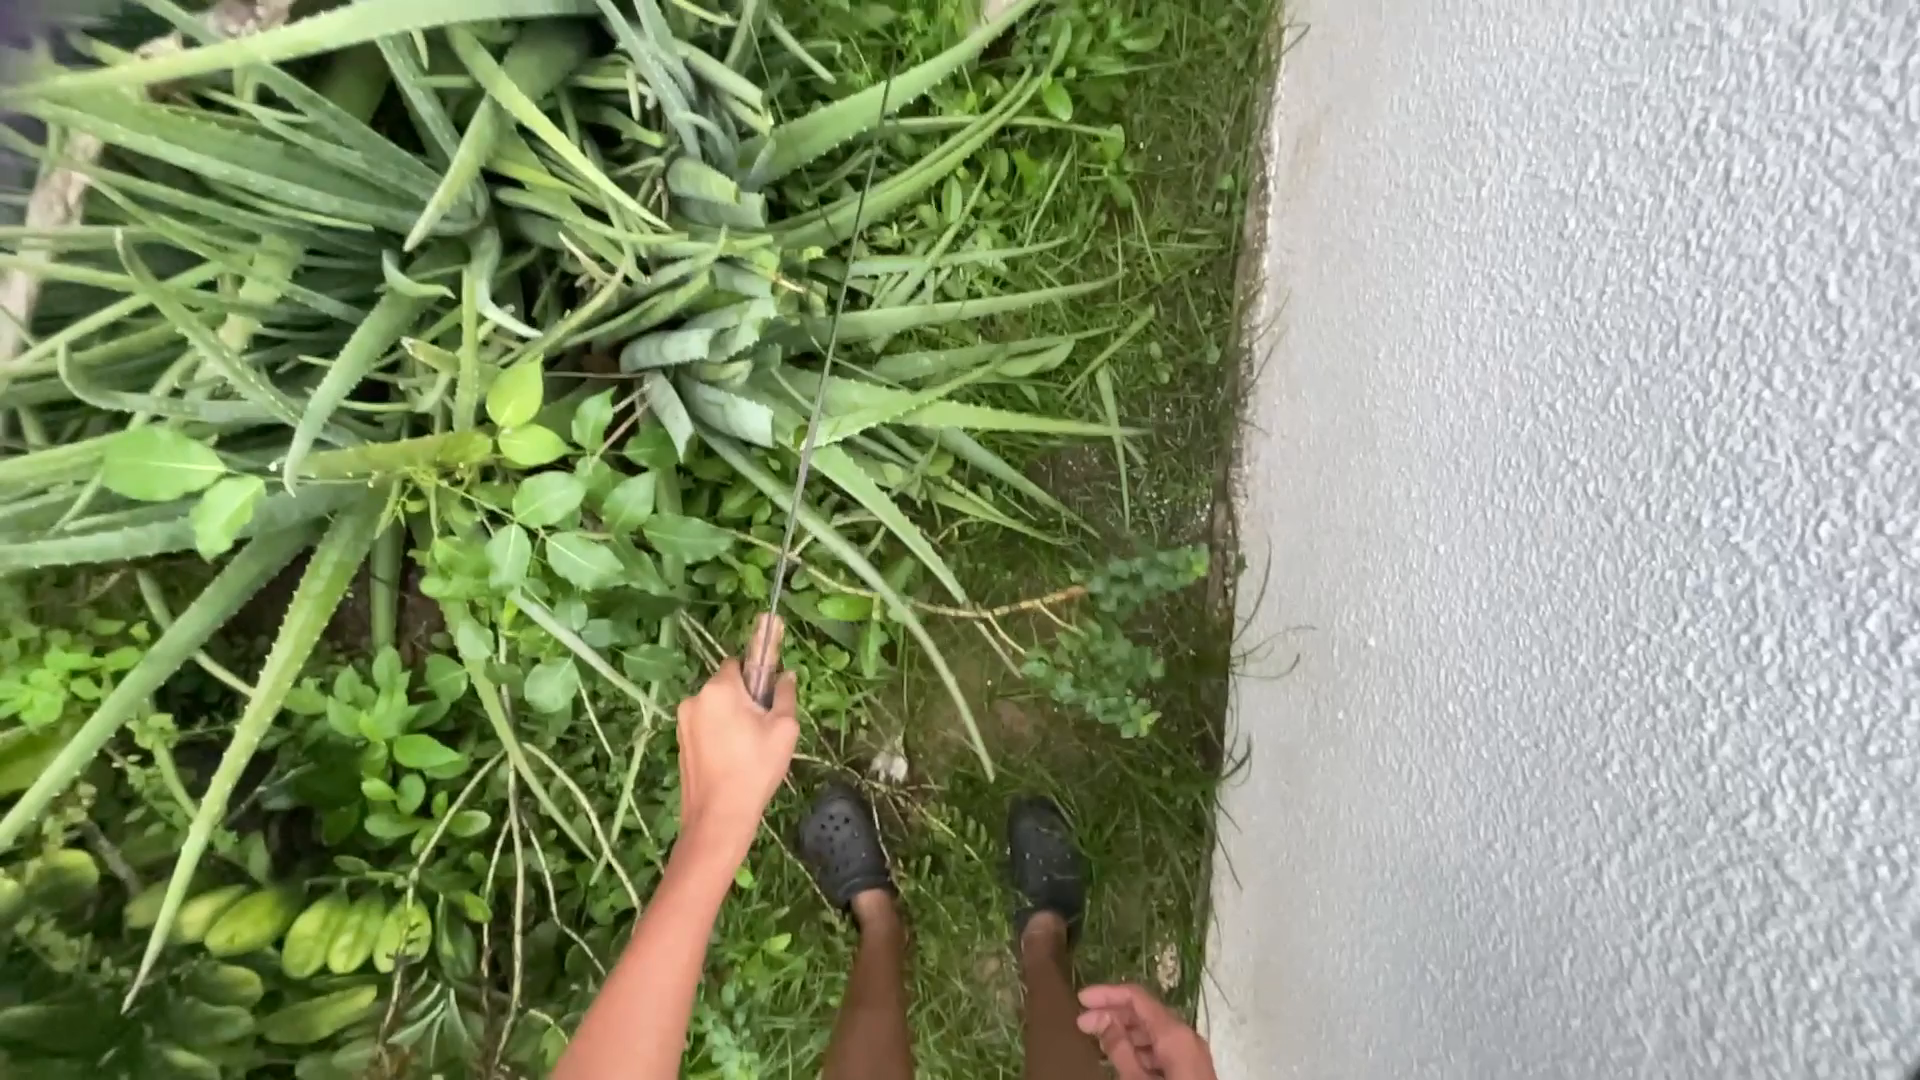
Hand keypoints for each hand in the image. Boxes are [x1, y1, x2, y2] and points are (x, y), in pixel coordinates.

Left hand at [675, 657, 798, 865]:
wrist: (718, 817)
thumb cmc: (755, 768)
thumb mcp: (783, 729)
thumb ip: (785, 695)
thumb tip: (786, 676)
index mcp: (719, 689)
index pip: (740, 662)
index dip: (758, 672)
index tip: (770, 690)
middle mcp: (695, 699)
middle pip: (727, 685)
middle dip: (745, 697)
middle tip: (765, 725)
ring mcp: (683, 722)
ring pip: (716, 706)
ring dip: (732, 715)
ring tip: (751, 745)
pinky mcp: (680, 743)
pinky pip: (706, 725)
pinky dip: (720, 732)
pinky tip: (734, 756)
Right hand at [1077, 983, 1217, 1079]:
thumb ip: (1119, 1049)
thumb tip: (1101, 1020)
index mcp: (1174, 1034)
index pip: (1136, 997)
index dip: (1106, 994)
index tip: (1080, 1000)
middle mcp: (1186, 1036)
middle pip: (1144, 1012)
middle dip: (1112, 1015)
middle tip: (1082, 1025)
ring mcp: (1191, 1053)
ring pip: (1152, 1031)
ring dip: (1124, 1033)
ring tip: (1099, 1043)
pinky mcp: (1191, 1070)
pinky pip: (1162, 1049)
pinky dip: (1139, 1049)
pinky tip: (1121, 1059)